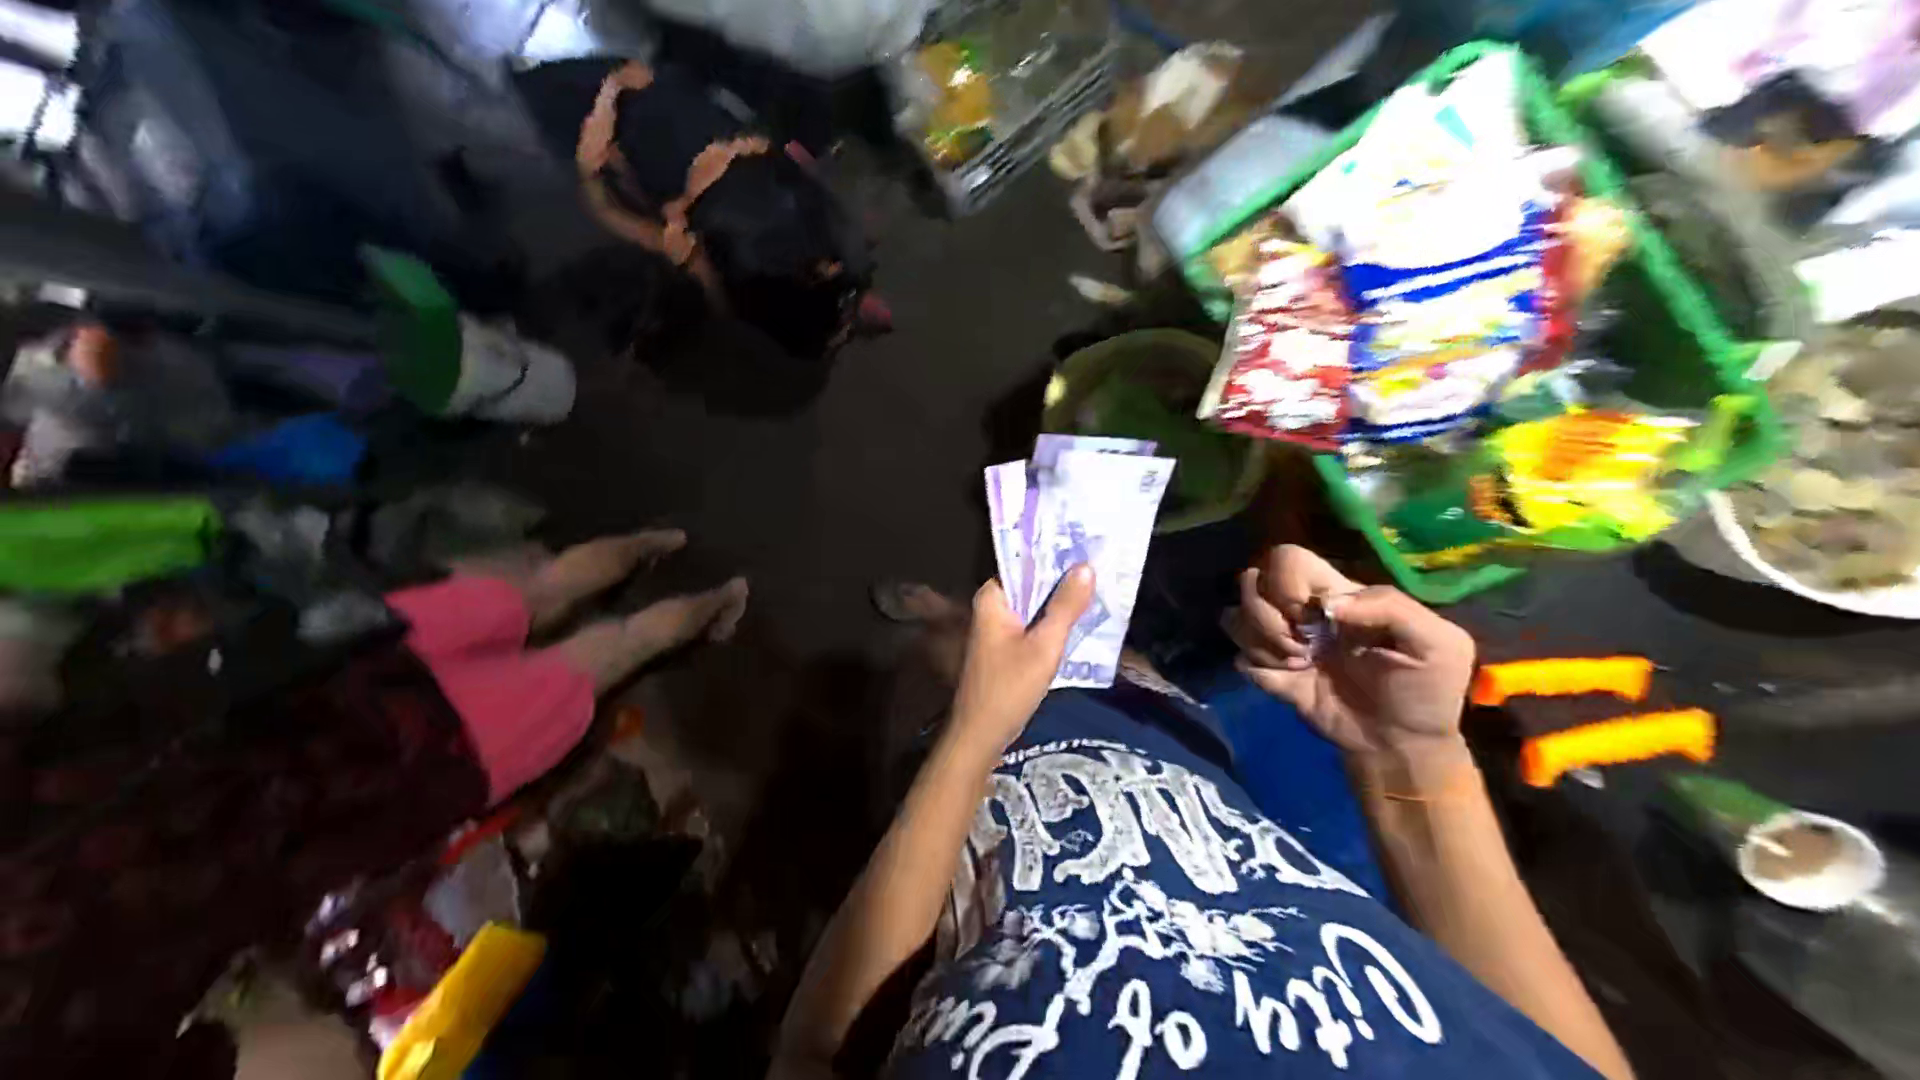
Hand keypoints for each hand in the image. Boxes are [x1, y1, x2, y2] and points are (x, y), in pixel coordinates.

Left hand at [948, 566, 1094, 753]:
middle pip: (1033, 583)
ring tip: (1100, 586)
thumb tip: (1086, 566)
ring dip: (1062, 601)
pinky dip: (1054, 622)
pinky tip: (1082, 619)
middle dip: (1064, 578)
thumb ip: (1065, 606)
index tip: (1088, 545)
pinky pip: (1034, 623)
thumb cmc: (1009, 687)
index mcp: (993, 597)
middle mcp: (992, 605)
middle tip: (1103, 565)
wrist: (981, 734)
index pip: (1026, 562)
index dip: (1057, 554)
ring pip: (1036, 604)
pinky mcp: (1007, 645)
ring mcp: (999, 626)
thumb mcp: (1044, 645)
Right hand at [1226, 545, 1473, 758]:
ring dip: (1260, 641)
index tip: (1313, 616)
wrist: (1402, 743)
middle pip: (1250, 581)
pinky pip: (1238, 657)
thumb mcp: (1438, 643)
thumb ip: (1391, 608)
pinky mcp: (1268, 673)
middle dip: (1266, 615)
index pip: (1286, 558)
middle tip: (1300, 645)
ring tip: (1295, 665)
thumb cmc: (1424, 689)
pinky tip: (1285, 681)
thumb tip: (1326, 605)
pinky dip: (1256, 668)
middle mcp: (1300, 610)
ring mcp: (1281, 641)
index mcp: (1336, 593)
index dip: (1287, 582)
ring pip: (1234, 615)